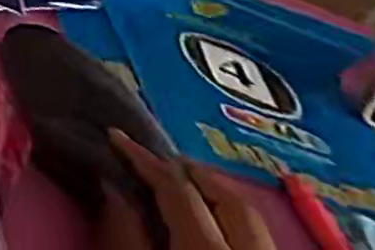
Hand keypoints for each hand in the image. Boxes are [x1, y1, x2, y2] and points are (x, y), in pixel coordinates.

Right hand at [101, 131, 276, 249]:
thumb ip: (127, 235)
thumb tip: (112, 185)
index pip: (177, 189)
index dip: (143, 158)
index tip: (115, 136)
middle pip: (231, 200)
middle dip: (194, 172)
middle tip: (158, 159)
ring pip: (254, 221)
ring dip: (217, 195)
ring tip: (185, 186)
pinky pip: (262, 240)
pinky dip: (234, 221)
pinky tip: (213, 222)